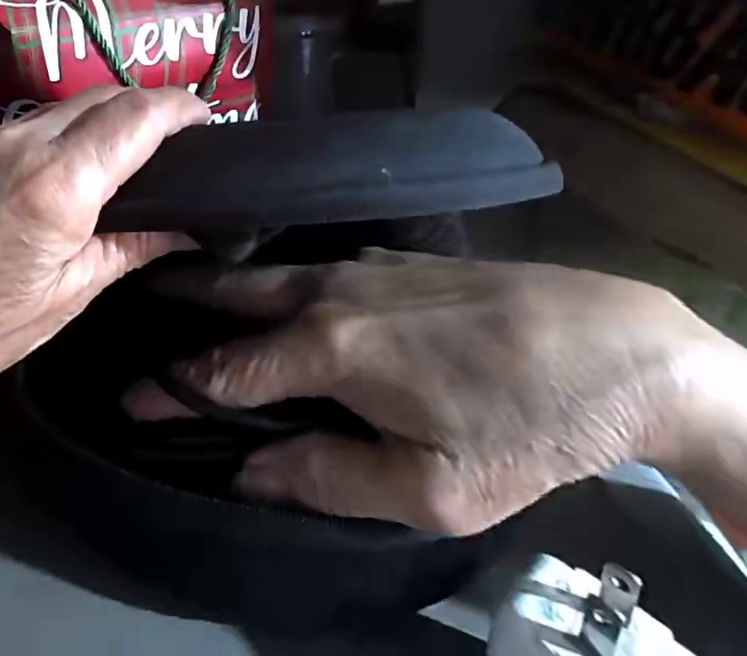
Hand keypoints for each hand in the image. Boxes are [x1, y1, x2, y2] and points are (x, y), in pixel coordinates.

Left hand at [0, 86, 207, 446]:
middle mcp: (23, 141)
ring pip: (70, 105)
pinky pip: (36, 121)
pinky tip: (79, 162)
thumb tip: (186, 227)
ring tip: (136, 153)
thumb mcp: (67, 296)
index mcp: (57, 184)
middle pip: (106, 97)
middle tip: (180, 141)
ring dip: (109, 116)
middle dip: (150, 107)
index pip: (136, 116)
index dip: (180, 107)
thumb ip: (131, 246)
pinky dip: (71, 130)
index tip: (208, 119)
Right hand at [127, 250, 746, 534]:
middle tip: (136, 294)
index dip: (170, 390)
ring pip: (270, 273)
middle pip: (232, 291)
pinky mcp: (394, 258)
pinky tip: (279, 289)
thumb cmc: (525, 428)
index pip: (223, 371)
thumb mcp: (433, 490)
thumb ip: (328, 477)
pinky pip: (313, 266)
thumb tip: (247, 471)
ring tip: (188, 287)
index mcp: (327, 349)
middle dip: (178, 296)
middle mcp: (328, 292)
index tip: (127, 400)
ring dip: (223, 282)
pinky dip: (275, 279)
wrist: (619, 347)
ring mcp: (362, 265)